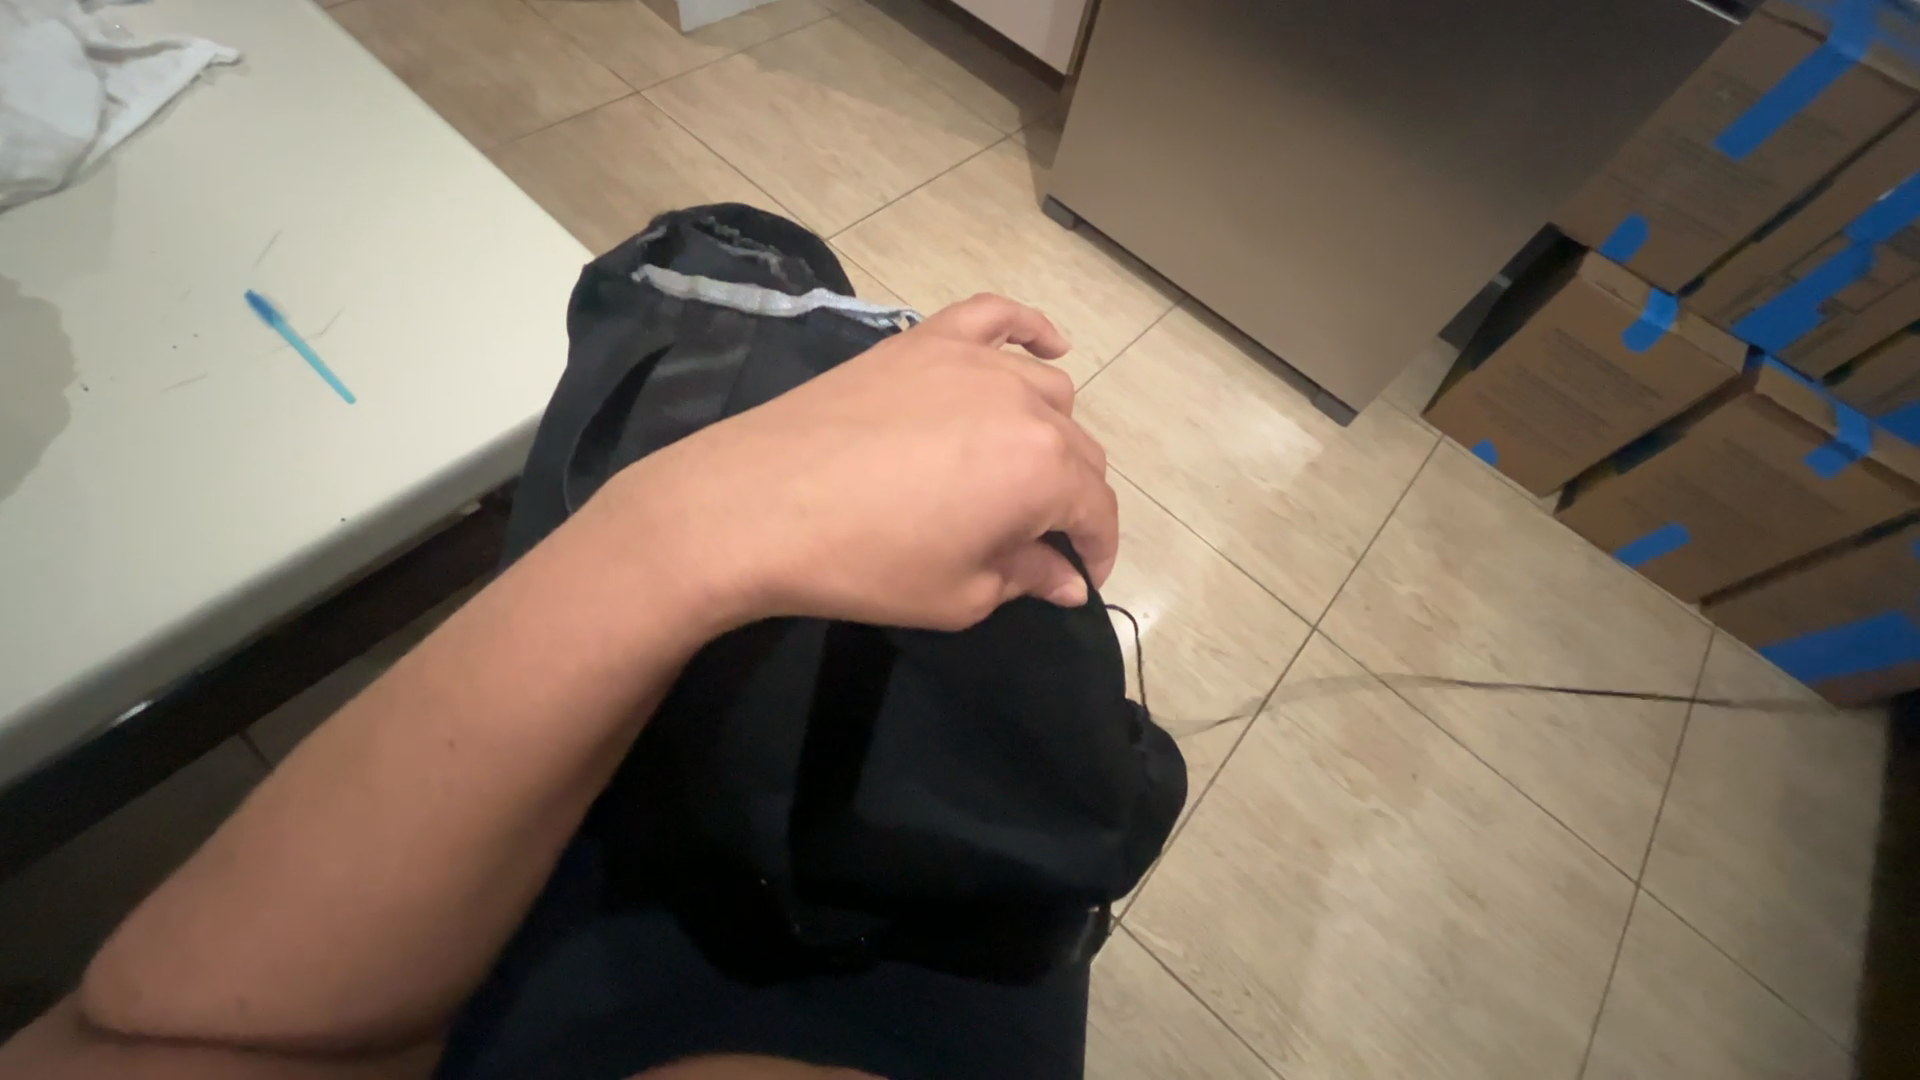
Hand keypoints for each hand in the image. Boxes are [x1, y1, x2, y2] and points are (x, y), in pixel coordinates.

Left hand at [581, 293, 1118, 631]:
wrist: (756, 506)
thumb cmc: (865, 564)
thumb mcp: (960, 594)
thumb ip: (1028, 578)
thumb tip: (1069, 581)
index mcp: (1043, 470)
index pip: (1098, 510)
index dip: (1097, 549)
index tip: (1080, 576)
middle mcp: (1024, 404)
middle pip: (1079, 449)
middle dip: (1072, 499)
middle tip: (1034, 536)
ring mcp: (974, 361)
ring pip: (1048, 389)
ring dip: (1050, 433)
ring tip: (1017, 467)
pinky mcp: (927, 339)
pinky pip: (997, 316)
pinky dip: (1029, 328)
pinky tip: (1045, 344)